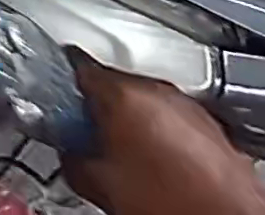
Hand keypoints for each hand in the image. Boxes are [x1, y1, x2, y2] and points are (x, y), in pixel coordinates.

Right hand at [64, 52, 264, 214]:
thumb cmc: (174, 204)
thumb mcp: (105, 189)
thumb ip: (75, 162)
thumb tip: (69, 155)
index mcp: (121, 93)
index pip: (78, 64)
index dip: (62, 78)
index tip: (56, 94)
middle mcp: (153, 87)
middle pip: (110, 83)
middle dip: (98, 107)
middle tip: (88, 136)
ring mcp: (183, 103)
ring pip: (141, 99)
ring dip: (130, 118)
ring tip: (127, 157)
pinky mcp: (207, 124)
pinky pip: (169, 116)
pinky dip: (159, 132)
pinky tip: (161, 166)